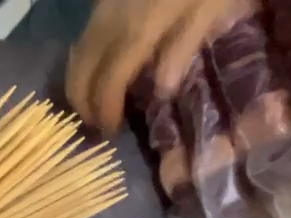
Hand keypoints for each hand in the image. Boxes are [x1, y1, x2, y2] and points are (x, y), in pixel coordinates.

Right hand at [67, 0, 252, 131]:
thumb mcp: (214, 1)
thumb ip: (184, 44)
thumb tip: (160, 92)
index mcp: (136, 32)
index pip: (108, 84)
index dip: (105, 111)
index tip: (110, 132)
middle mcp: (108, 27)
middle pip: (81, 76)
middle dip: (83, 104)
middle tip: (95, 123)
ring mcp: (101, 13)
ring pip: (76, 60)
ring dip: (78, 86)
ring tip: (91, 102)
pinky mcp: (103, 3)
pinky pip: (83, 43)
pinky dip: (84, 64)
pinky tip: (97, 69)